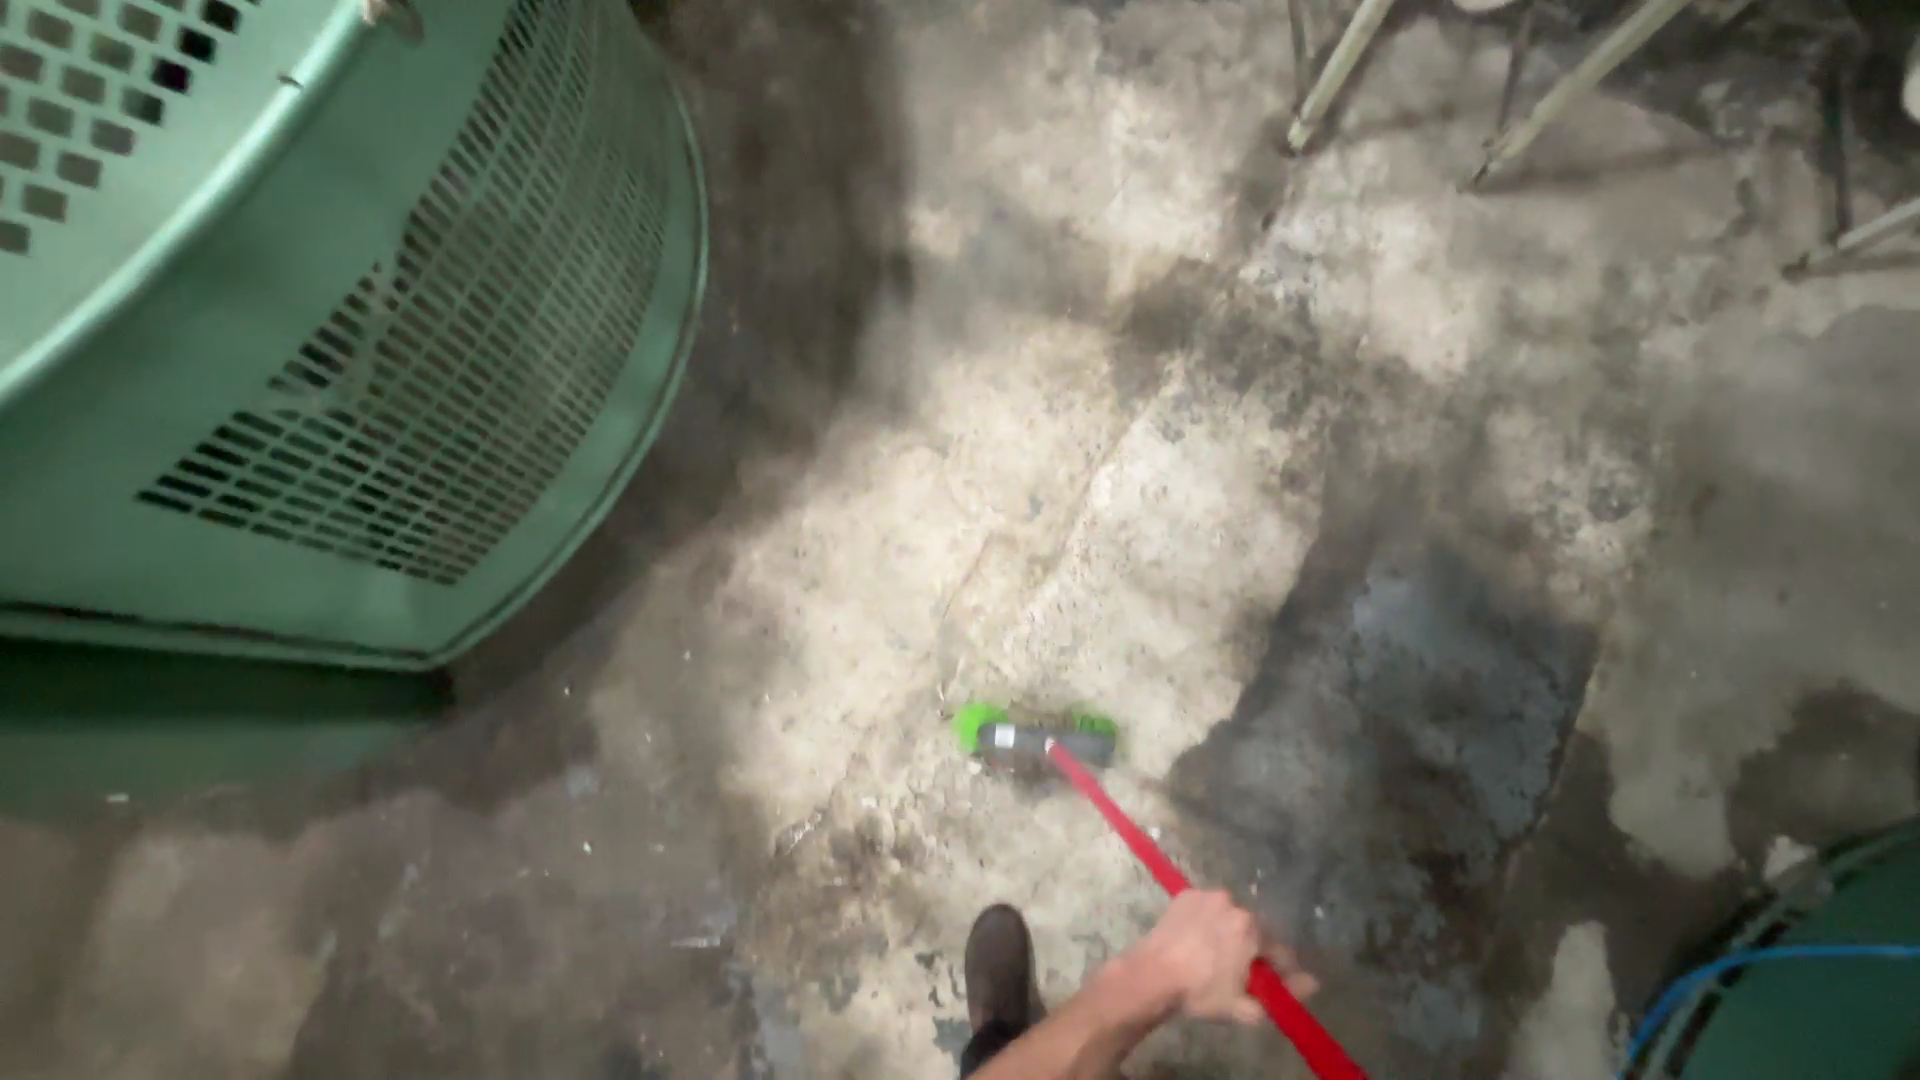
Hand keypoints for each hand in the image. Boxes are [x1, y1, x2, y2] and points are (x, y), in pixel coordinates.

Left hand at [1132, 889, 1318, 1025]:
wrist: (1154, 973)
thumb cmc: (1201, 990)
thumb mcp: (1244, 1005)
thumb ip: (1282, 996)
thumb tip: (1312, 984)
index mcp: (1251, 927)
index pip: (1278, 951)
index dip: (1280, 970)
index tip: (1274, 984)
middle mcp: (1231, 903)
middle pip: (1252, 928)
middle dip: (1251, 948)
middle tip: (1240, 971)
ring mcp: (1205, 895)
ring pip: (1228, 915)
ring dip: (1228, 931)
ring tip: (1215, 954)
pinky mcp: (1184, 894)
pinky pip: (1206, 908)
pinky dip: (1207, 920)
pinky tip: (1198, 939)